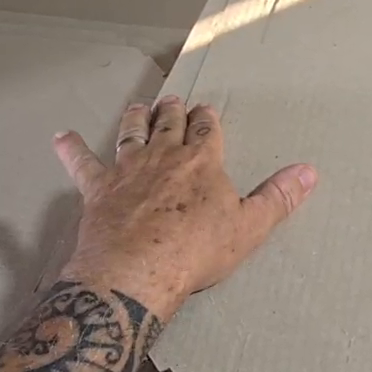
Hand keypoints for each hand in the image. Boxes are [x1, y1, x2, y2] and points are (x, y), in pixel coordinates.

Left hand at [51, 95, 316, 320]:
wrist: (137, 272)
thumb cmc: (197, 250)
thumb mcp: (250, 226)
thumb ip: (279, 197)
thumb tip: (310, 171)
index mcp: (202, 161)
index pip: (207, 130)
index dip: (207, 118)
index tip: (205, 109)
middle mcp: (164, 156)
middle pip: (169, 124)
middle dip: (172, 111)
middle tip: (172, 100)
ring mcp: (127, 169)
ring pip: (131, 133)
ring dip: (136, 119)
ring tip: (138, 106)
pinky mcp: (97, 189)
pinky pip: (81, 163)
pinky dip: (71, 149)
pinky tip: (62, 137)